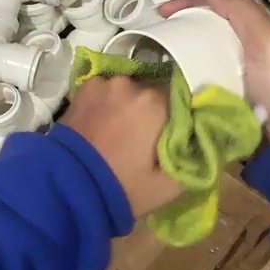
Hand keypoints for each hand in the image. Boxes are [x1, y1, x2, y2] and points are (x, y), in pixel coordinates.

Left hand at [61, 76, 182, 220]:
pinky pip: (106, 91)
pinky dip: (107, 103)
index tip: (176, 136)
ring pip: (129, 91)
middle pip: (154, 93)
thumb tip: (203, 146)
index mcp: (156, 103)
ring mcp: (104, 83)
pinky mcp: (83, 88)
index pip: (182, 100)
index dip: (180, 118)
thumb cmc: (122, 186)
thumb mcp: (169, 186)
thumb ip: (194, 162)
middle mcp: (131, 85)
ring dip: (128, 106)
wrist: (66, 186)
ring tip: (120, 133)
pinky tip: (102, 124)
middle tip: (146, 139)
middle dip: (153, 112)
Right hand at [159, 0, 269, 140]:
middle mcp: (246, 49)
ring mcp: (236, 75)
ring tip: (157, 51)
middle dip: (183, 23)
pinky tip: (170, 75)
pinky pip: (203, 77)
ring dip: (181, 48)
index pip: (220, 7)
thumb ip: (241, 11)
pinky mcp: (227, 98)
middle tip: (156, 30)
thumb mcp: (267, 40)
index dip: (191, 3)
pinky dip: (186, 72)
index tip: (162, 12)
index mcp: (258, 32)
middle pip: (210, 27)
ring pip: (204, 51)